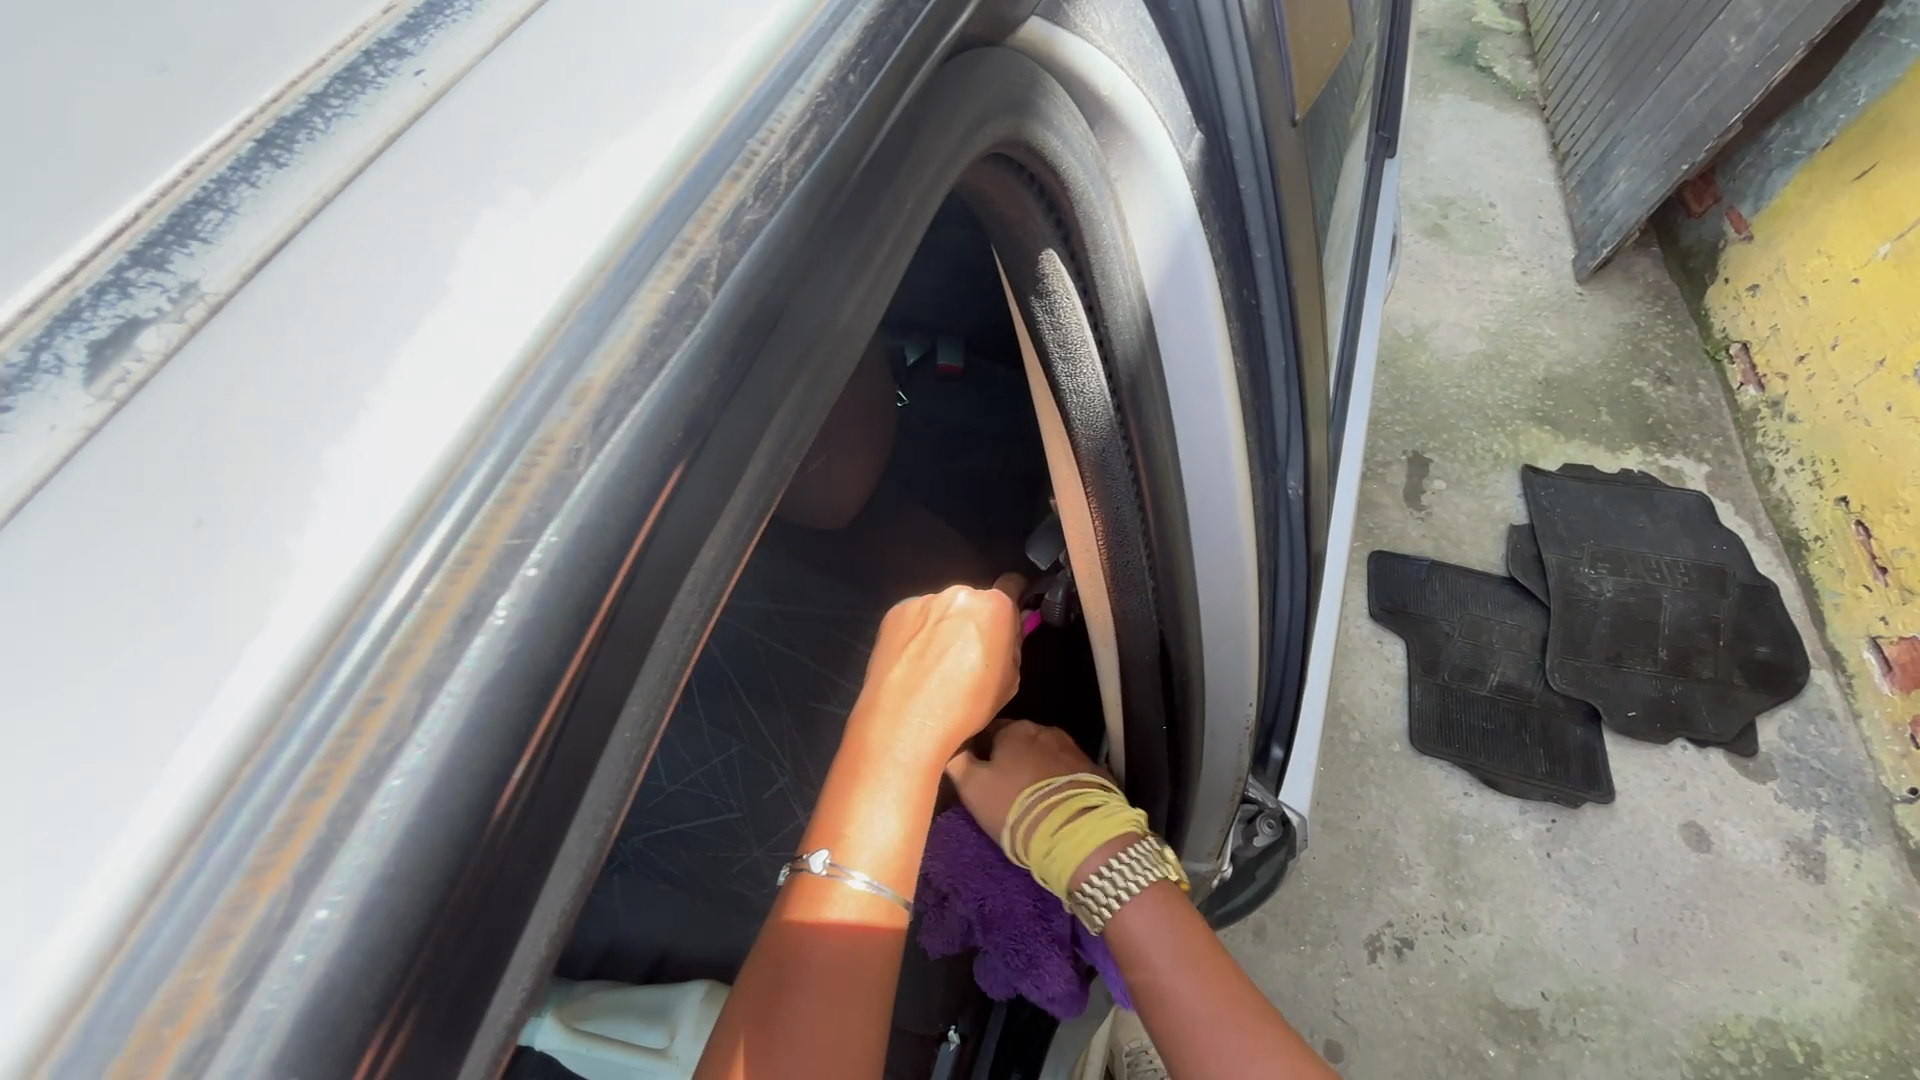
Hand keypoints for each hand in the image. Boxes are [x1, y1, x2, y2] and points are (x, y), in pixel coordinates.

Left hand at [846, 575, 1024, 768]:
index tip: (1007, 620)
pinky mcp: (894, 613)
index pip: (1013, 585)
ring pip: (941, 610)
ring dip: (943, 627)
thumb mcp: (1011, 682)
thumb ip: (1010, 647)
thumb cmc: (966, 706)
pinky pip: (915, 619)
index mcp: (994, 606)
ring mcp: (923, 601)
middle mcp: (959, 594)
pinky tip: (911, 662)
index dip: (1013, 603)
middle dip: (973, 621)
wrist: (904, 722)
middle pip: (973, 602)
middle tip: (965, 655)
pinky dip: (916, 634)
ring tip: (932, 663)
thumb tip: (1004, 636)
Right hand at [942, 719, 1105, 841]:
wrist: (1078, 834)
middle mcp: (1047, 730)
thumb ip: (958, 761)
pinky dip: (1061, 783)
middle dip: (1011, 759)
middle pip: (1020, 742)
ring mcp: (1075, 751)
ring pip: (1047, 756)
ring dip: (1037, 770)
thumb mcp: (972, 787)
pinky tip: (1056, 804)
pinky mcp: (1097, 773)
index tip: (976, 772)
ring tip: (1030, 797)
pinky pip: (1070, 774)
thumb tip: (952, 747)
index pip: (989, 731)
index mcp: (1015, 729)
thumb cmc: (1016, 806)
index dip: (979, 751)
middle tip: (1001, 788)